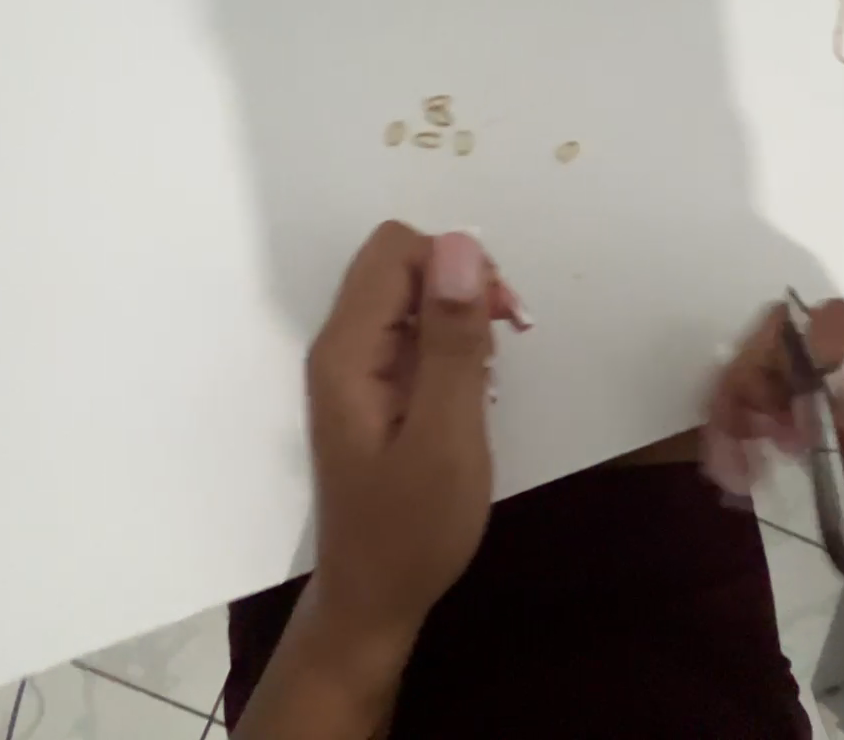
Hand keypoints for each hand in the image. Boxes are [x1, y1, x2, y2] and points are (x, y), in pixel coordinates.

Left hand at [302, 221, 523, 641]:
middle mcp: (341, 344)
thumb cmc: (413, 528)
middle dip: (460, 284)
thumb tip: (459, 245)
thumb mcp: (446, 435)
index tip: (496, 315)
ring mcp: (354, 364)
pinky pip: (411, 329)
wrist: (374, 598)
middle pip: (401, 263)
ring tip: (491, 366)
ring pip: (410, 293)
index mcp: (347, 349)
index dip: (454, 265)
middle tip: (502, 334)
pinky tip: (474, 380)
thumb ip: (451, 340)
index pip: (395, 250)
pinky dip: (450, 339)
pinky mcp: (372, 383)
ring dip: (459, 312)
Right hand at [703, 299, 843, 627]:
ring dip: (741, 406)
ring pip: (777, 372)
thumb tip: (839, 373)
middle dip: (752, 379)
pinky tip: (741, 465)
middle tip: (730, 438)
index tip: (769, 401)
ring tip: (729, 463)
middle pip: (795, 342)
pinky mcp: (836, 426)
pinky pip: (779, 407)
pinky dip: (748, 427)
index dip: (795, 344)